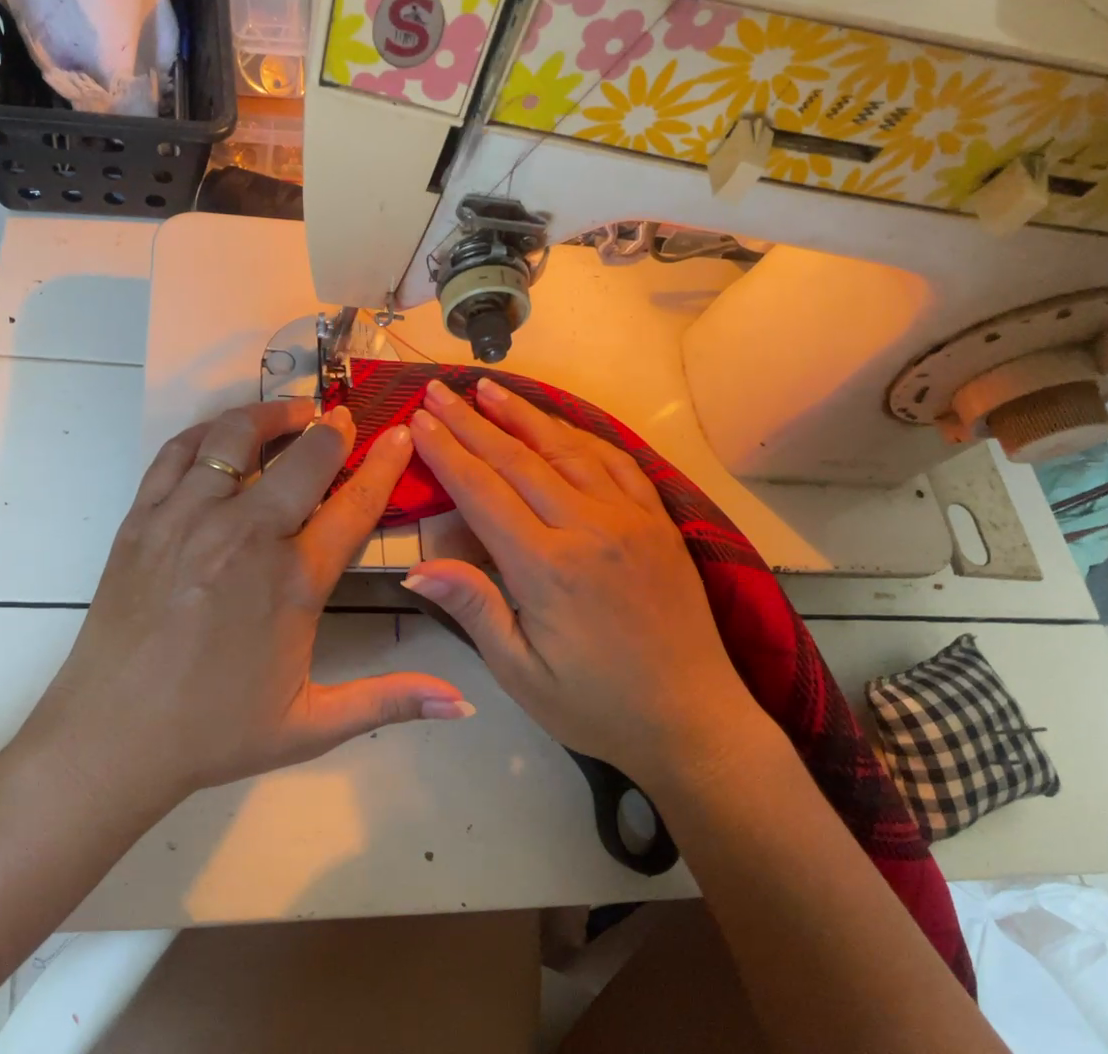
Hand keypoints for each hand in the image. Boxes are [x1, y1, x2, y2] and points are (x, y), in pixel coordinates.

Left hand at [23, 399, 473, 805]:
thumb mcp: (311, 725)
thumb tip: (464, 705)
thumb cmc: (215, 733)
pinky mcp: (142, 520)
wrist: (114, 736)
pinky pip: (177, 453)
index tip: (398, 434)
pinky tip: (221, 434)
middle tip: (343, 419)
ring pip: (235, 439)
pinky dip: (206, 432)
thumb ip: (390, 701)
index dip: (382, 465)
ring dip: (269, 416)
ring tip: (289, 413)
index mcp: (293, 582)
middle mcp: (244, 535)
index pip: (353, 506)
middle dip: (330, 431)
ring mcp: (187, 520)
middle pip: (301, 459)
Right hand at [401, 378, 764, 777]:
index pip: (483, 492)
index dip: (446, 452)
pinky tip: (560, 424)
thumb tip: (415, 567)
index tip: (417, 419)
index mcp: (547, 567)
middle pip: (518, 459)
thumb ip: (474, 609)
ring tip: (489, 388)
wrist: (692, 720)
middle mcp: (589, 528)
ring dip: (524, 414)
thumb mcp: (521, 672)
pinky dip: (582, 435)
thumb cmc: (595, 706)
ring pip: (567, 449)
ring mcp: (630, 519)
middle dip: (472, 422)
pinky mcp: (659, 523)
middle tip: (438, 390)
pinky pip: (617, 462)